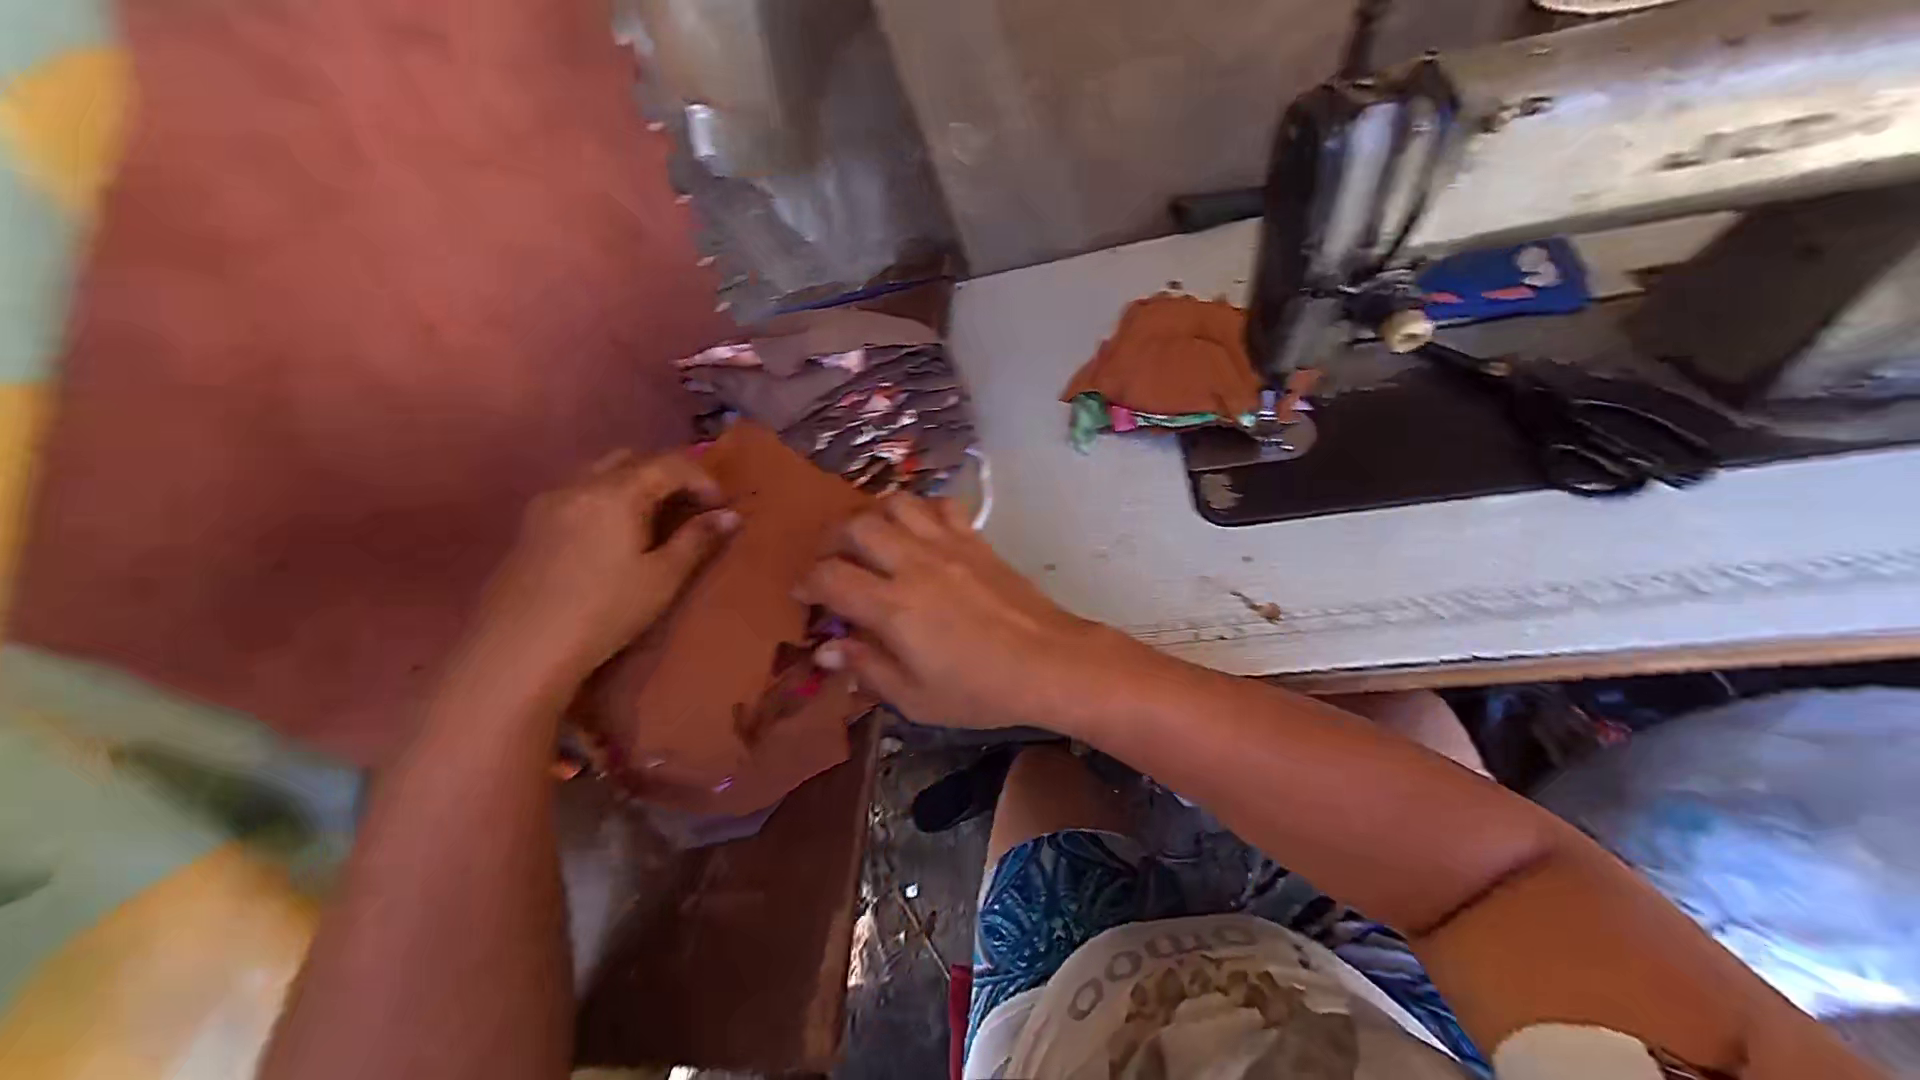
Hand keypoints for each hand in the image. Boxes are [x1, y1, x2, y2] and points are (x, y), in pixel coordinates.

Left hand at [471, 450, 737, 687]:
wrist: (520, 648)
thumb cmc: (604, 612)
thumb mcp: (662, 578)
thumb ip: (697, 540)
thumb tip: (730, 516)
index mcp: (615, 492)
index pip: (668, 463)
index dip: (702, 478)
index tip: (720, 506)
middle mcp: (578, 484)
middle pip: (632, 458)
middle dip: (667, 474)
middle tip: (689, 507)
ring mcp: (548, 502)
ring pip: (600, 472)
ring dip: (635, 483)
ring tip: (654, 519)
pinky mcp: (530, 524)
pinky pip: (578, 492)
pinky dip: (607, 498)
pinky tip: (613, 535)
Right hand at [796, 494, 1148, 731]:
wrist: (1049, 662)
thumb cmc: (980, 690)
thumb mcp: (915, 698)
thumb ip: (868, 668)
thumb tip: (827, 651)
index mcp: (893, 607)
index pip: (830, 577)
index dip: (807, 582)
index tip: (804, 594)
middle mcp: (914, 564)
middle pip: (856, 526)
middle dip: (832, 540)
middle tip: (832, 562)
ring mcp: (947, 545)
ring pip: (896, 503)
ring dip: (873, 516)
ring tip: (871, 540)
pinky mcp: (975, 539)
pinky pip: (940, 505)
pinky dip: (921, 510)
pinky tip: (919, 532)